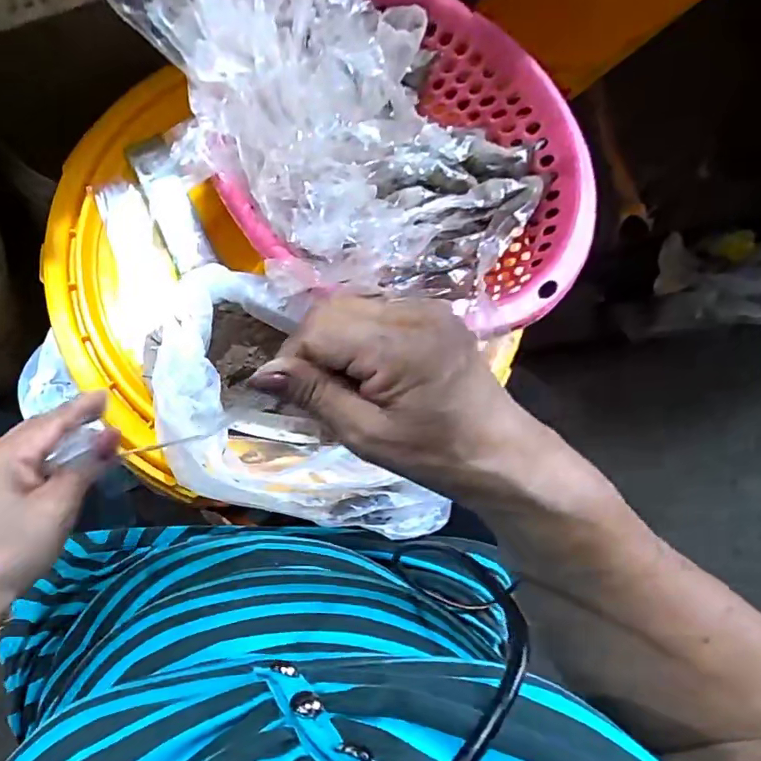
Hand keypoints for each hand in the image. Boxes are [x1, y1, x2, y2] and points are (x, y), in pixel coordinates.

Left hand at [0, 393, 118, 625]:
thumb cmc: (17, 547)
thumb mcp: (57, 507)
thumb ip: (84, 467)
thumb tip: (110, 438)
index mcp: (5, 452)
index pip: (51, 421)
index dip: (82, 409)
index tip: (108, 395)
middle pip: (37, 429)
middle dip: (71, 422)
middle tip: (104, 416)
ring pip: (30, 446)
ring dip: (60, 441)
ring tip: (90, 435)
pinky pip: (23, 463)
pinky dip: (47, 460)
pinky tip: (63, 463)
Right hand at [247, 296, 535, 492]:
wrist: (499, 452)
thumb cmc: (432, 454)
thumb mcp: (364, 434)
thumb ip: (313, 395)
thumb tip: (261, 373)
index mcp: (399, 344)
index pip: (317, 329)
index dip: (293, 361)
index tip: (294, 399)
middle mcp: (413, 311)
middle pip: (329, 309)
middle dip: (308, 348)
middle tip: (315, 393)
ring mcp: (425, 307)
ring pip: (347, 306)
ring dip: (328, 342)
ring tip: (340, 383)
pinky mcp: (430, 313)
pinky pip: (371, 311)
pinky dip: (352, 337)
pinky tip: (362, 370)